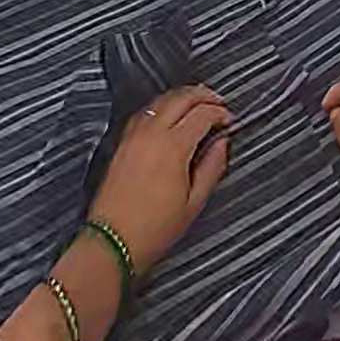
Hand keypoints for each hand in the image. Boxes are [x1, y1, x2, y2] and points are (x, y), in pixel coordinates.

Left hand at [86, 86, 229, 273]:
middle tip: (218, 102)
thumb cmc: (153, 229)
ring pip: (162, 99)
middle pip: (182, 97)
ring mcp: (134, 136)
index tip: (229, 120)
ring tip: (197, 102)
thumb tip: (222, 143)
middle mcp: (152, 134)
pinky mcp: (122, 143)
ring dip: (183, 96)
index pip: (203, 113)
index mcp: (173, 147)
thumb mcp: (194, 202)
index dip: (221, 113)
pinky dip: (162, 105)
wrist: (110, 244)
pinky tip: (169, 113)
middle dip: (204, 95)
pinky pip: (145, 111)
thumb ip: (213, 166)